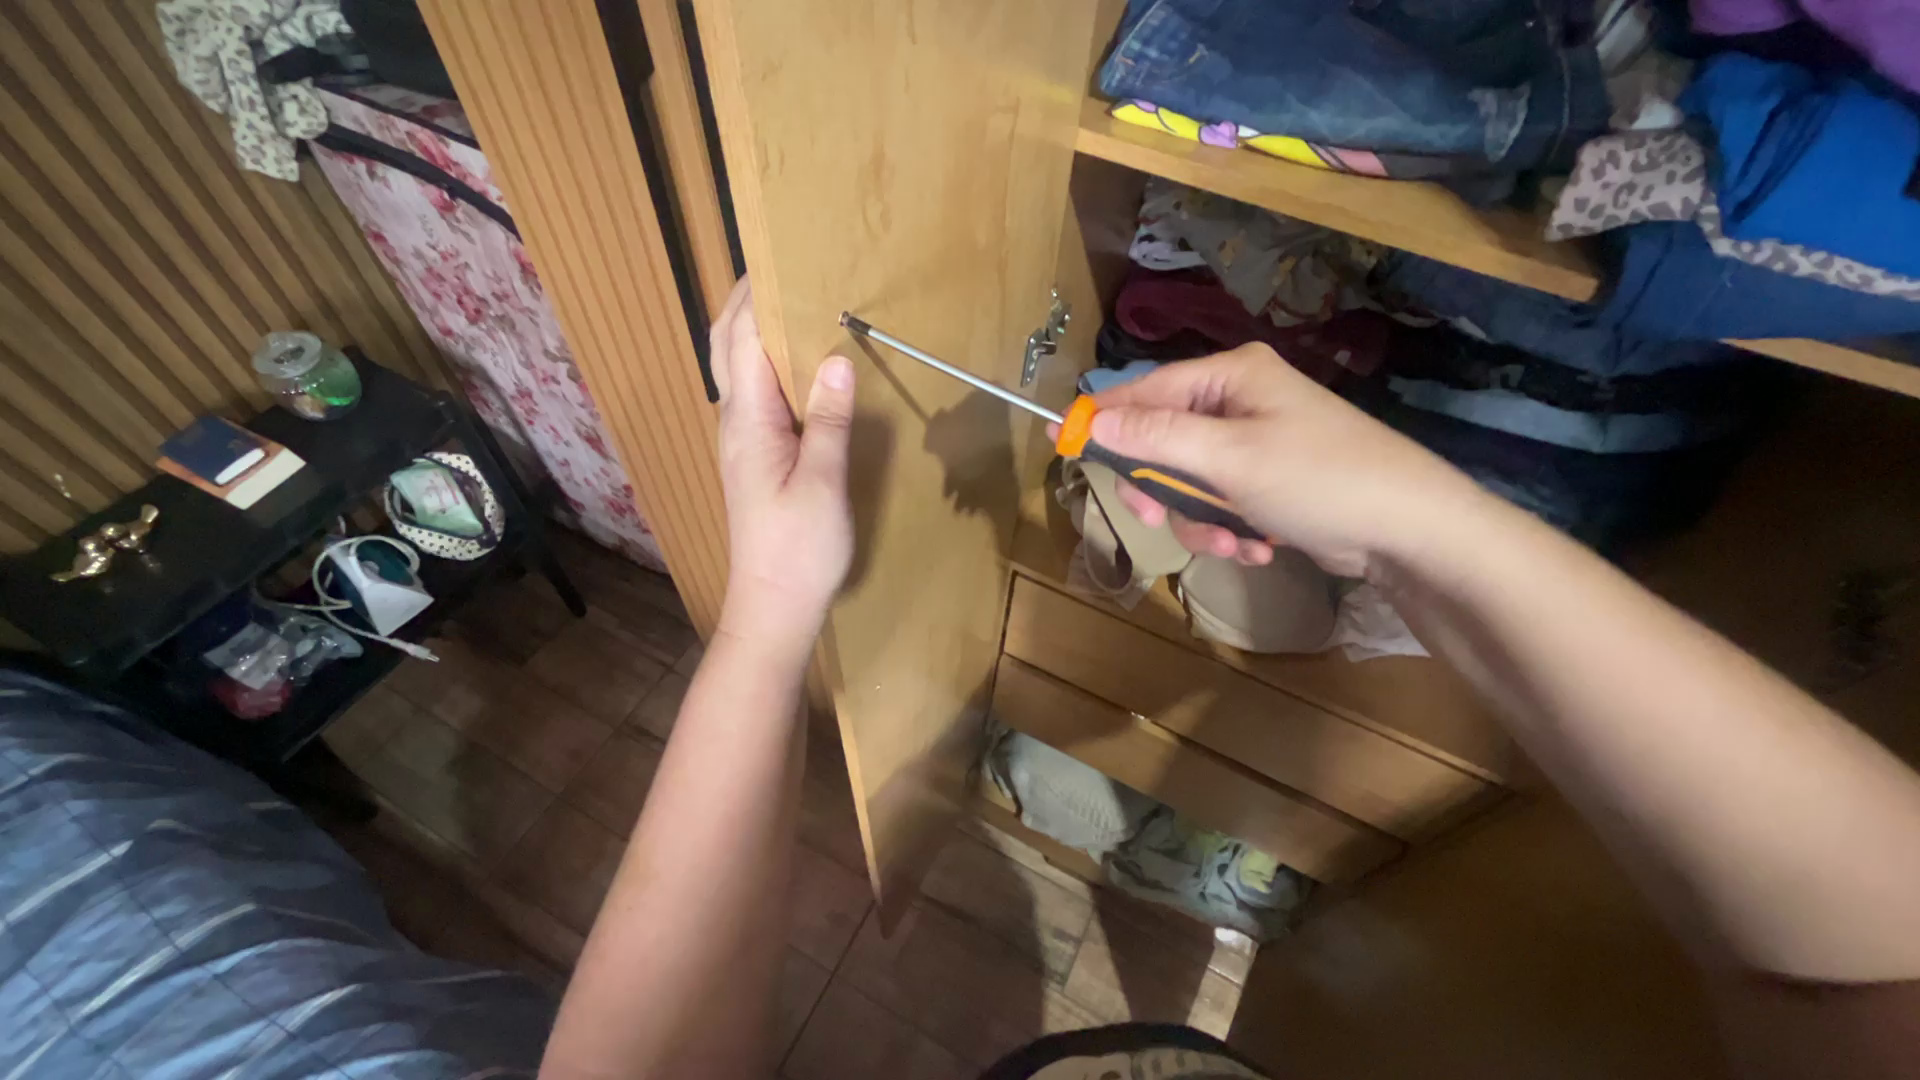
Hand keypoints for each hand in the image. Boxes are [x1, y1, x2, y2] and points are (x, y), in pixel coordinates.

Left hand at [711, 278, 854, 649]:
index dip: (754, 295)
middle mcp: (736, 423)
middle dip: (749, 304)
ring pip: (741, 371)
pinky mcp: (756, 458)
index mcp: (748, 421)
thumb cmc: (798, 548)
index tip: (779, 256)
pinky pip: (758, 396)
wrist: (773, 604)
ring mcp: (743, 442)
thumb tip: (835, 358)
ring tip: (801, 307)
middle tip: (791, 272)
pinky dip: (772, 366)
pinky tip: (805, 369)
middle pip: (730, 348)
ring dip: (759, 332)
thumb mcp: (822, 483)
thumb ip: (828, 420)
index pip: (740, 340)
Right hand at [1087, 342, 1489, 578]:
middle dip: (1162, 489)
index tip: (1060, 443)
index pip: (1146, 390)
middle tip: (1152, 517)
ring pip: (1187, 481)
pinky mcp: (1267, 480)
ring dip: (1200, 520)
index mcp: (1230, 376)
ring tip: (1233, 544)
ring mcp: (1254, 443)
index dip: (1102, 419)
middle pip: (1162, 441)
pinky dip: (1228, 529)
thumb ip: (1156, 437)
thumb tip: (1089, 421)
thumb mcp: (1229, 458)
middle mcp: (1239, 401)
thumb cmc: (1319, 479)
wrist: (1410, 531)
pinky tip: (1256, 548)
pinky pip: (1219, 501)